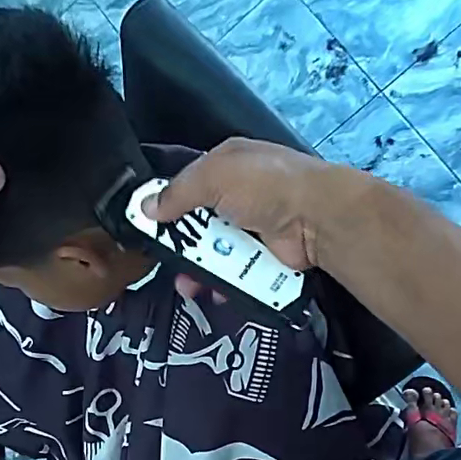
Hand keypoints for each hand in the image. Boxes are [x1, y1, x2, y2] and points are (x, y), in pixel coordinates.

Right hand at [145, 137, 363, 270]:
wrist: (315, 217)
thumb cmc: (262, 186)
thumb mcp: (213, 177)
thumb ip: (177, 192)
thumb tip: (145, 208)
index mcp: (227, 166)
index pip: (188, 185)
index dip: (167, 204)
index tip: (147, 227)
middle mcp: (239, 196)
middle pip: (198, 224)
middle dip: (180, 246)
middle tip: (164, 264)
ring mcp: (252, 229)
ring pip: (215, 254)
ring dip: (198, 271)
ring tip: (188, 287)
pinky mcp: (264, 259)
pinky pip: (236, 274)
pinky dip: (224, 285)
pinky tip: (214, 293)